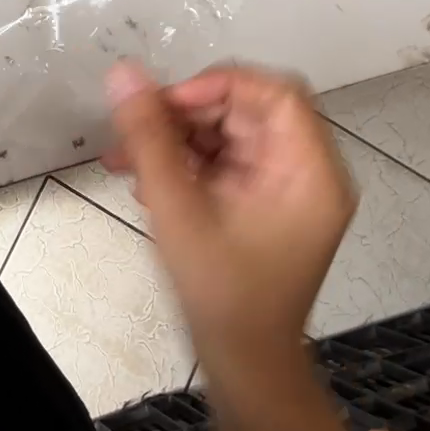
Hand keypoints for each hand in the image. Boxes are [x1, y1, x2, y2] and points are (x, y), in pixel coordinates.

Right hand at [103, 61, 356, 352]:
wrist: (241, 357)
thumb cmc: (220, 286)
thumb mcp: (177, 205)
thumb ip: (148, 135)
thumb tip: (122, 72)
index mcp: (307, 171)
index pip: (275, 92)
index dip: (217, 85)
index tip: (166, 106)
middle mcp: (302, 171)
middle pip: (242, 109)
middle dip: (181, 115)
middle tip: (132, 132)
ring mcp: (279, 186)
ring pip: (222, 130)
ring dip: (170, 138)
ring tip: (124, 159)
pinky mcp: (256, 199)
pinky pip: (217, 157)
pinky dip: (177, 160)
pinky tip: (141, 179)